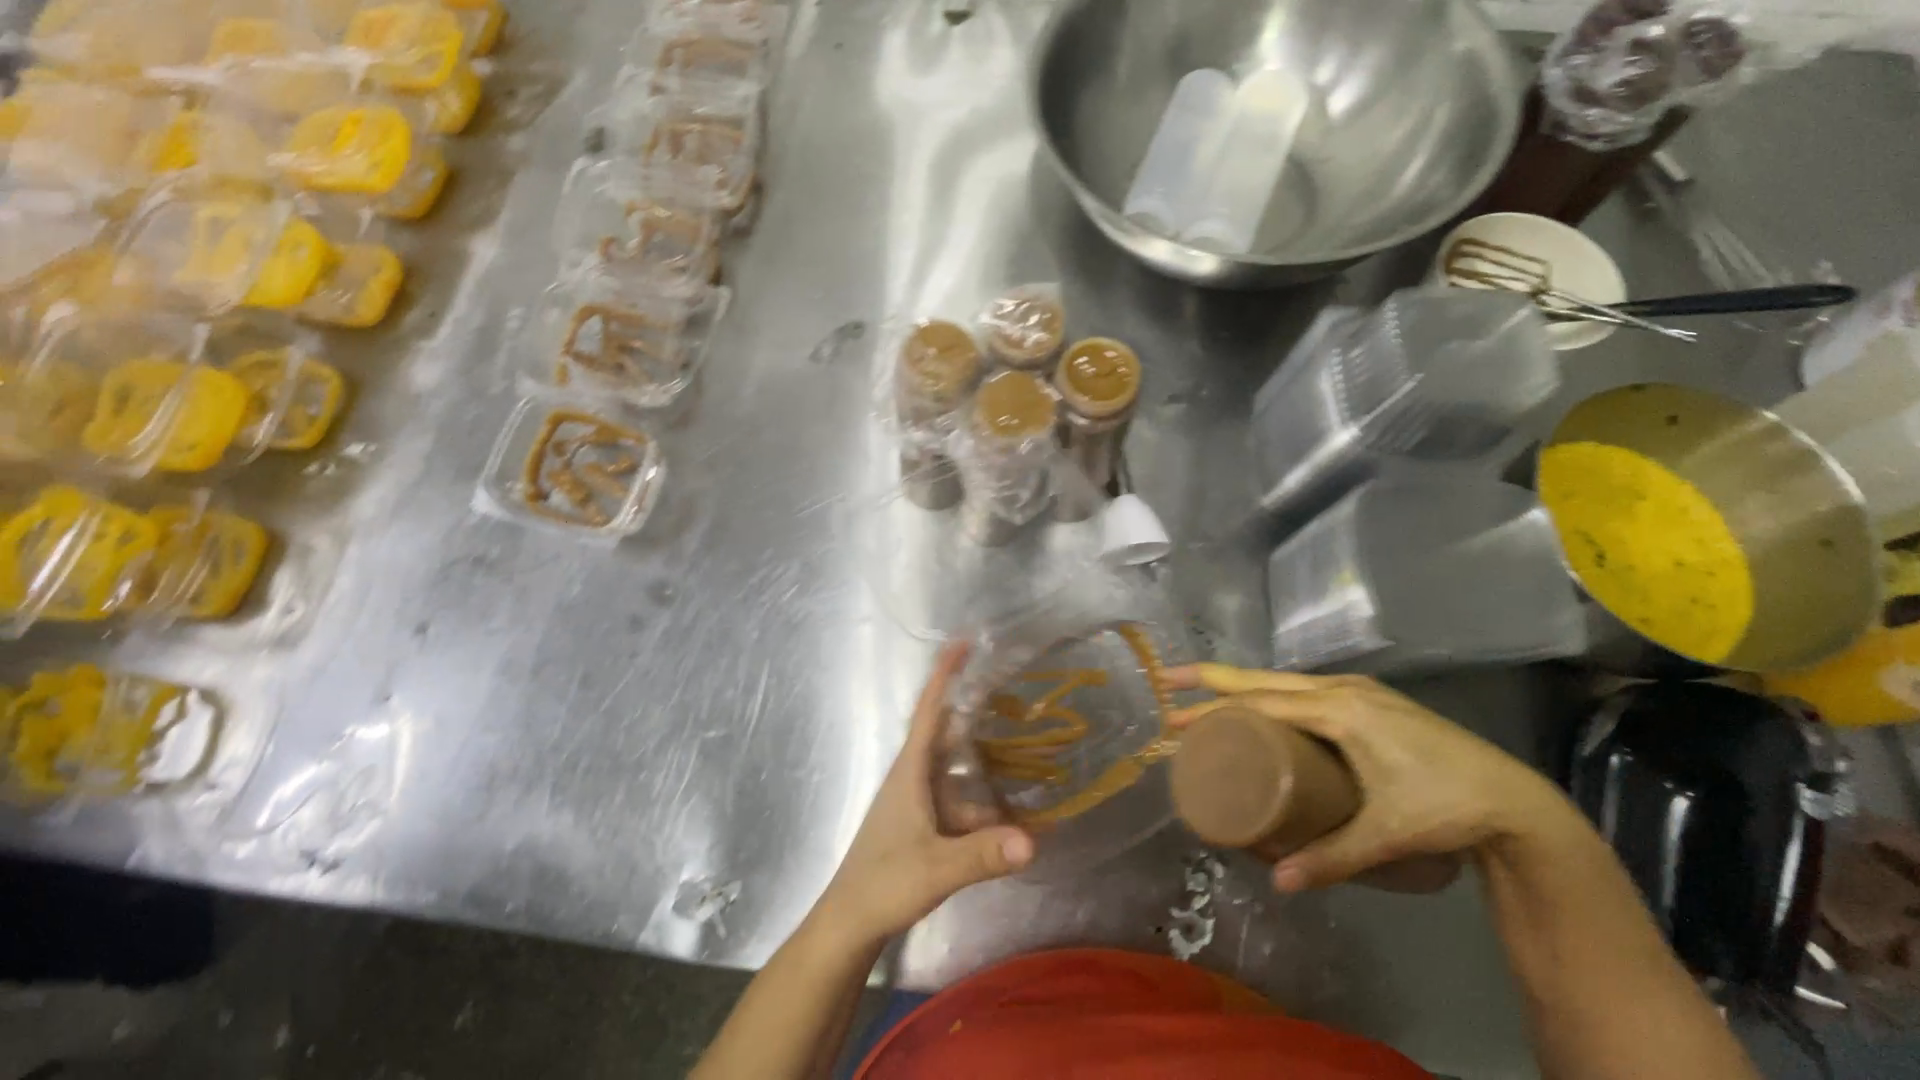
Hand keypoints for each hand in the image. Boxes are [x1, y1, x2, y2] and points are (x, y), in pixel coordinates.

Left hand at [813, 643, 1033, 945]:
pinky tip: (1016, 825)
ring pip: (959, 775)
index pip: (929, 711)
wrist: (850, 924)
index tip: (965, 641)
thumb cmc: (883, 884)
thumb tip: (1034, 841)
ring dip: (988, 769)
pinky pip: (961, 806)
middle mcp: (914, 780)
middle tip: (1016, 693)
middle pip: (949, 736)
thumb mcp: (936, 869)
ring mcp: (919, 806)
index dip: (945, 675)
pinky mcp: (924, 830)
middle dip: (977, 714)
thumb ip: (983, 856)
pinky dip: (987, 810)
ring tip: (1033, 761)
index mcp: (911, 773)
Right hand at [1164, 664, 1574, 892]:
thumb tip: (1276, 882)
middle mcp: (1345, 690)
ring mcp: (1362, 691)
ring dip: (1244, 683)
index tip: (1174, 717)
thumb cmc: (1445, 808)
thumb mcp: (1383, 834)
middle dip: (1214, 678)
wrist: (1513, 800)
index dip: (1214, 710)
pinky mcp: (1373, 701)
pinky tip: (1264, 704)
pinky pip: (1307, 687)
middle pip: (1266, 678)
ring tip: (1205, 692)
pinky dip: (1273, 690)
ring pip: (1287, 679)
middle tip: (1169, 678)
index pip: (1263, 702)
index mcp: (1341, 711)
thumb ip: (1330, 859)